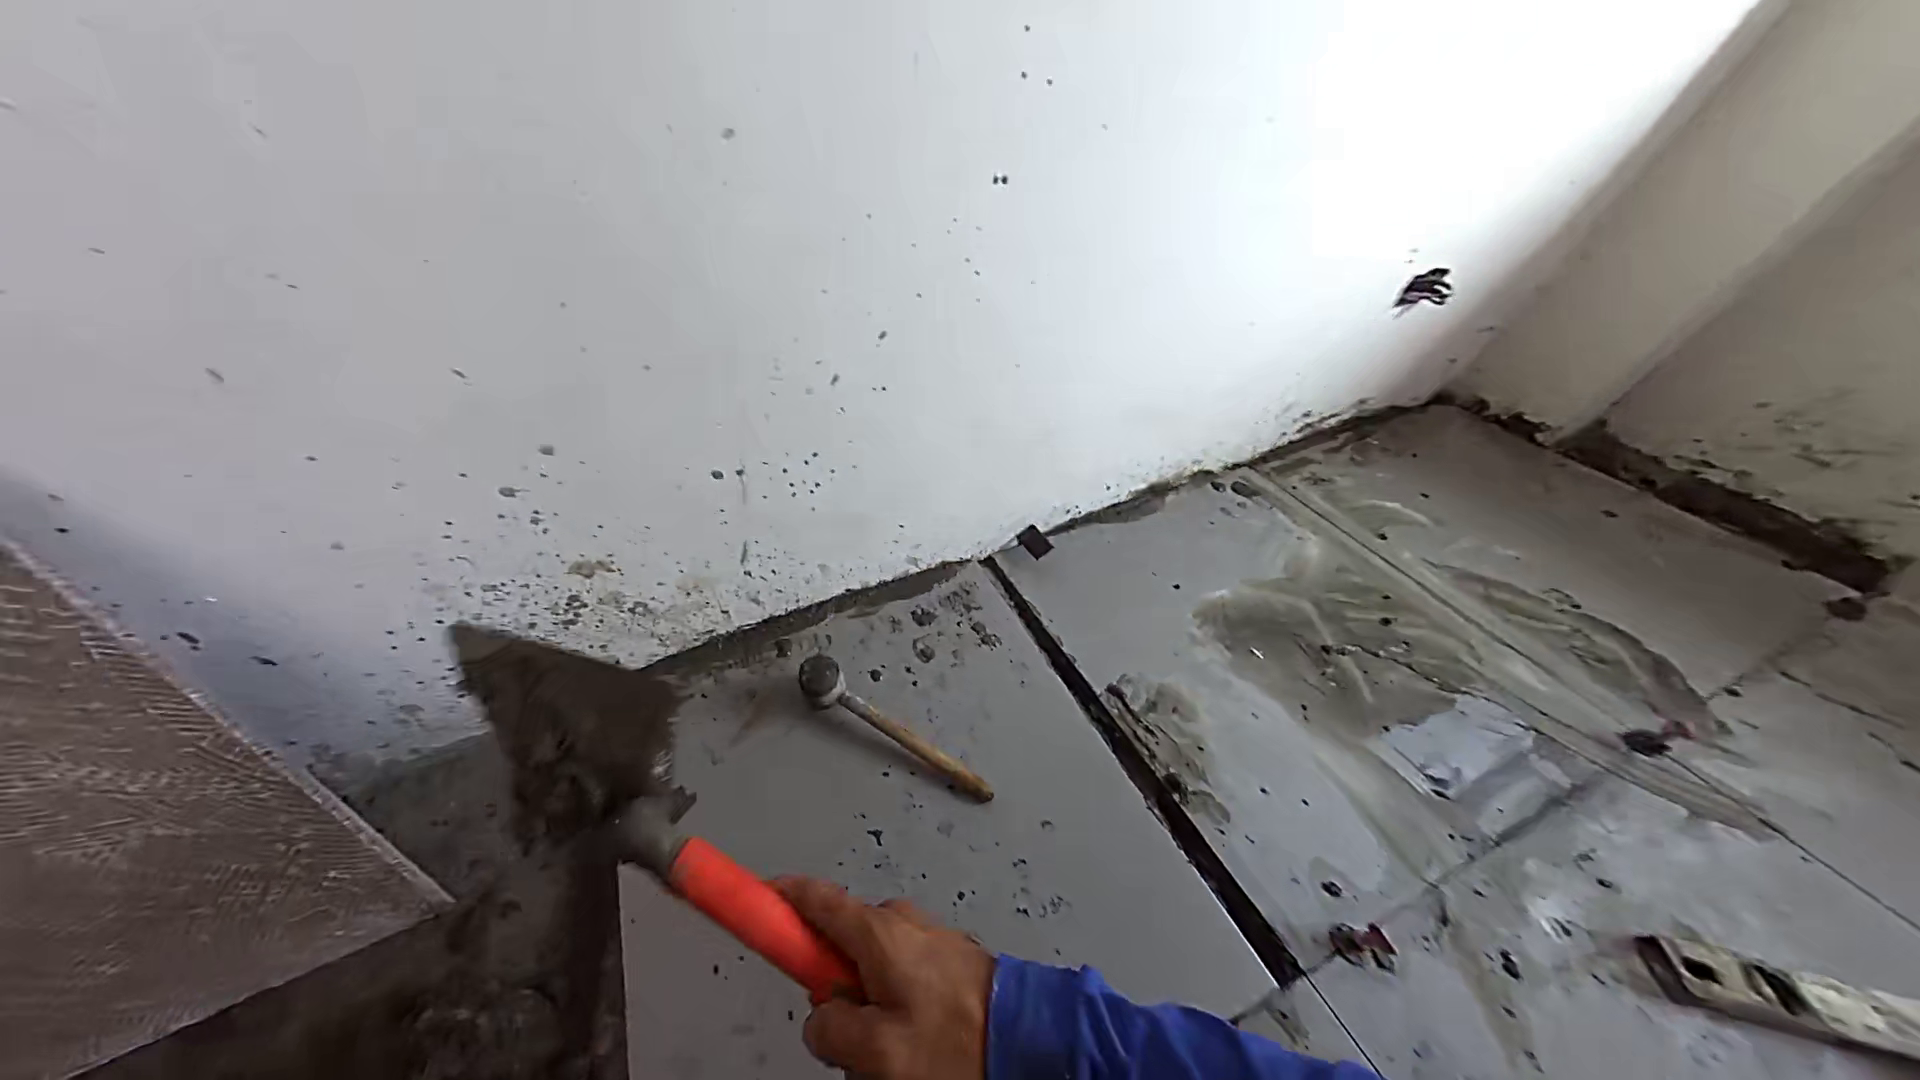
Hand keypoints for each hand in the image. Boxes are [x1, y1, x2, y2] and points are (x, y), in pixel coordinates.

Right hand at [773, 877, 994, 1079]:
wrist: (1028, 1031)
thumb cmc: (952, 1039)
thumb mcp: (879, 1051)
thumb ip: (833, 1029)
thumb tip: (821, 1013)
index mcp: (877, 931)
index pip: (815, 900)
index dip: (780, 896)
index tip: (754, 895)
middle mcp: (897, 920)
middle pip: (839, 943)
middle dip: (834, 985)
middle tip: (854, 1034)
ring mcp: (922, 933)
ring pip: (870, 964)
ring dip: (867, 1001)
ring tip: (896, 1046)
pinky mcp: (942, 950)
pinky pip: (898, 970)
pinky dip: (892, 998)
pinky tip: (917, 1036)